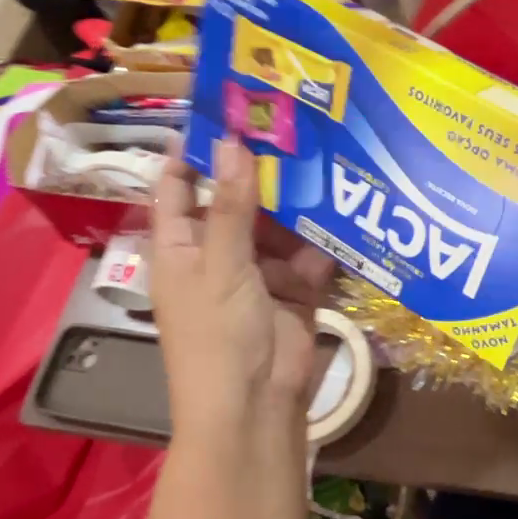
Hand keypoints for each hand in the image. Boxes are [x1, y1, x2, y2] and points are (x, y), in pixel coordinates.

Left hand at [148, 138, 334, 435]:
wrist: (254, 407)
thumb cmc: (218, 336)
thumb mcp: (222, 266)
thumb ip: (232, 206)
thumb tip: (233, 142)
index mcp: (179, 247)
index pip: (178, 187)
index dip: (195, 152)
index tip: (224, 111)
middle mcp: (216, 255)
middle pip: (237, 203)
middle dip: (262, 175)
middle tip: (296, 129)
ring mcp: (256, 276)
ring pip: (278, 229)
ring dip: (298, 212)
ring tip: (326, 168)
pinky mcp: (293, 295)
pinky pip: (307, 261)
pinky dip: (320, 250)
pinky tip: (339, 227)